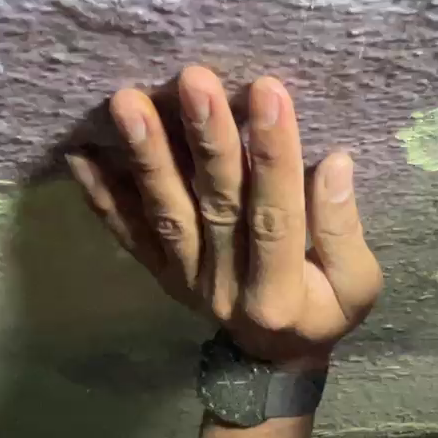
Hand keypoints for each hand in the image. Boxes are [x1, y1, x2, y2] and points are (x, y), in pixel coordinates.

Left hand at [65, 67, 382, 368]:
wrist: (274, 357)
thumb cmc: (324, 311)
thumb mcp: (357, 286)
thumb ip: (344, 231)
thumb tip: (335, 163)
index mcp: (278, 295)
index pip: (277, 218)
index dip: (274, 157)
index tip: (270, 91)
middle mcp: (225, 289)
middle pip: (216, 208)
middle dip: (206, 142)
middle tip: (194, 80)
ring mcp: (186, 281)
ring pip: (166, 215)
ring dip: (147, 158)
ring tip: (128, 103)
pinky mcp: (161, 274)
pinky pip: (129, 236)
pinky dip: (102, 197)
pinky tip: (81, 154)